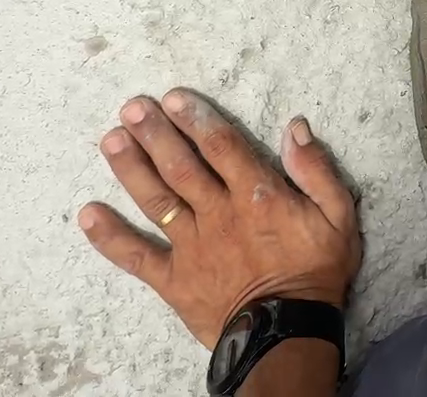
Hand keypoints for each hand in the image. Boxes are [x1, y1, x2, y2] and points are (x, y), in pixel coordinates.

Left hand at [78, 88, 362, 347]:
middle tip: (131, 108)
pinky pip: (136, 256)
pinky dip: (110, 237)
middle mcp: (217, 213)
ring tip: (110, 140)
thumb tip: (296, 128)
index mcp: (256, 194)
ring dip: (131, 169)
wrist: (287, 329)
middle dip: (155, 134)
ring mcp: (191, 246)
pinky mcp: (173, 279)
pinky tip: (89, 214)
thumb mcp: (338, 212)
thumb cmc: (317, 265)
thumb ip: (316, 169)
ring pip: (156, 200)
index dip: (196, 119)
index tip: (173, 97)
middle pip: (182, 166)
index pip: (222, 146)